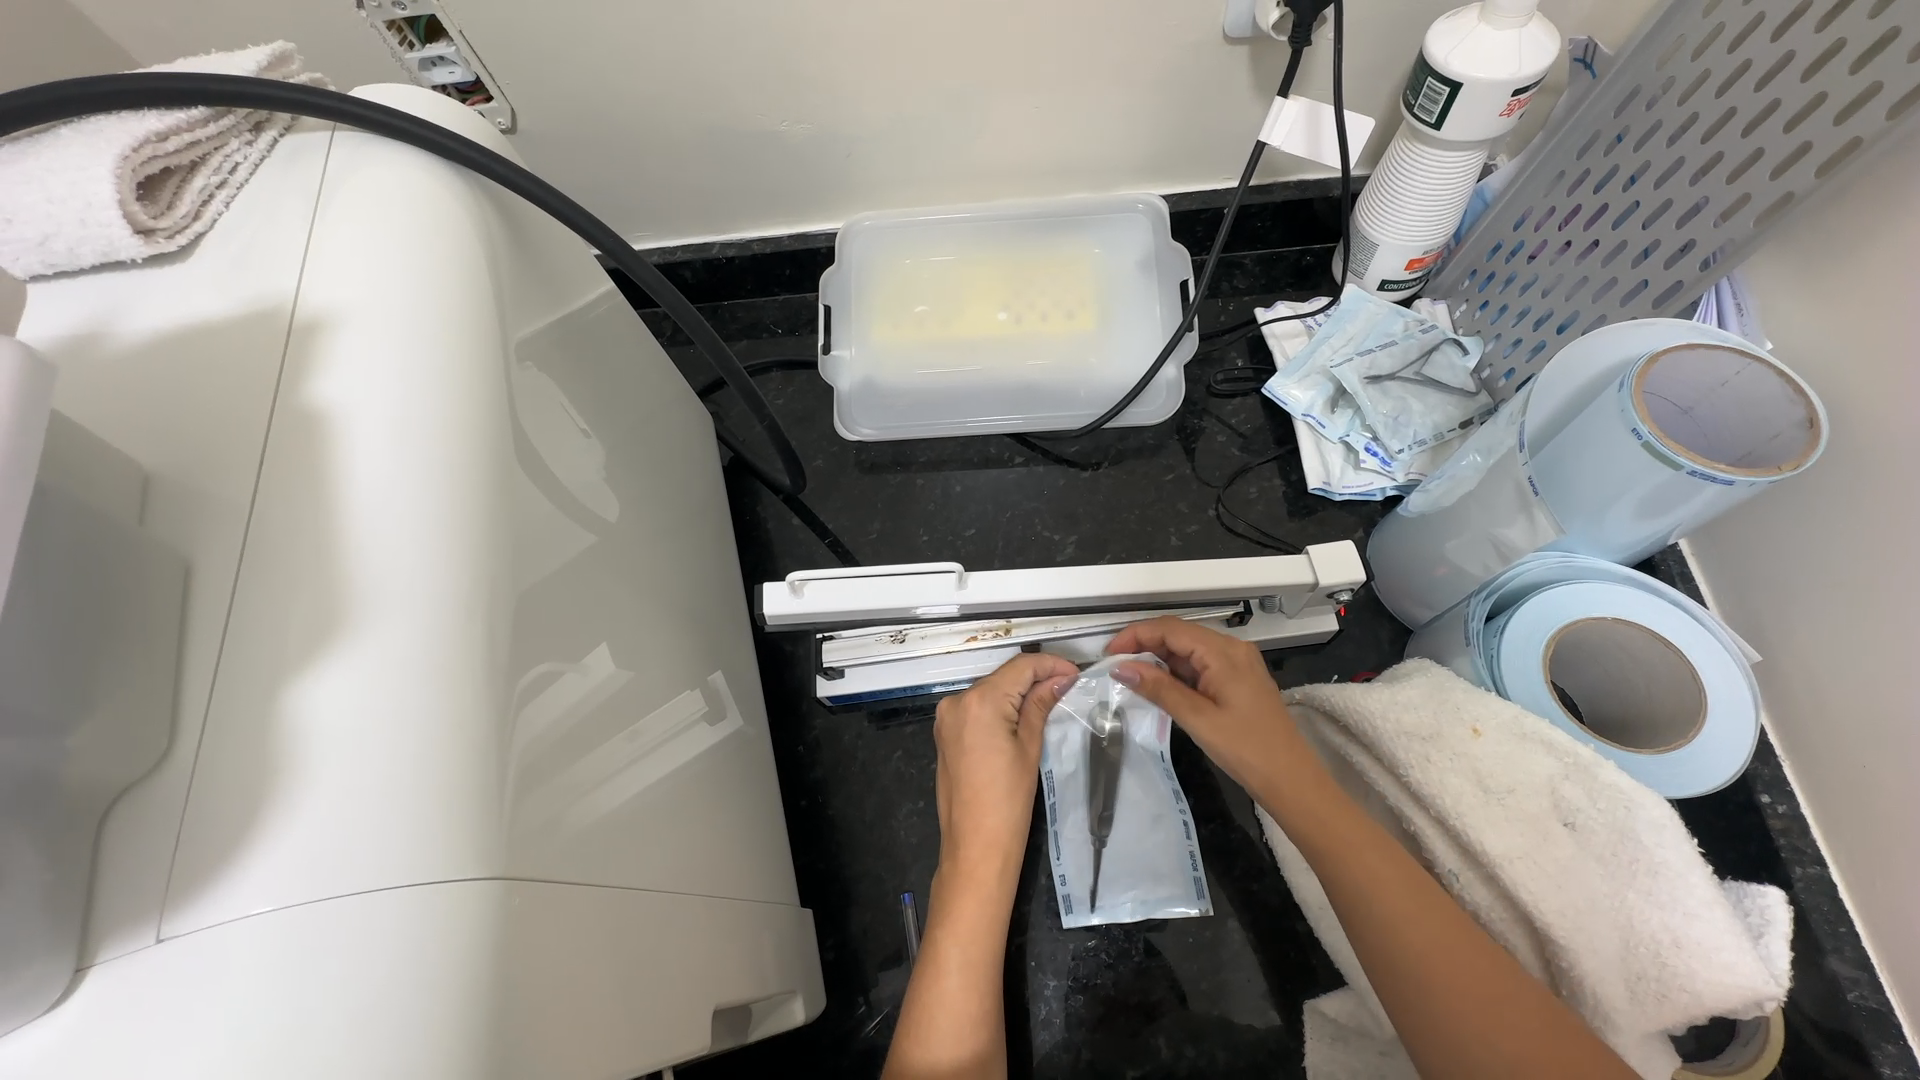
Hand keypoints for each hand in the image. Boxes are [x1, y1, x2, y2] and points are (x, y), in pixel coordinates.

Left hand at [932, 652, 1078, 888]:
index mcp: (979, 701)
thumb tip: (1060, 679)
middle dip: (1035, 678)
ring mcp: (946, 717)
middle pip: (1003, 677)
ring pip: (989, 691)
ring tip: (1050, 701)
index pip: (1020, 667)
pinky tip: (1022, 716)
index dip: (1050, 665)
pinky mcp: (944, 733)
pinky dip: (999, 707)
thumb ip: (1040, 705)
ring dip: (1017, 692)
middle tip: (1068, 686)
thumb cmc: (1008, 801)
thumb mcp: (1029, 748)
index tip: (1076, 673)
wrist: (975, 847)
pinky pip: (976, 708)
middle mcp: (956, 701)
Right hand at [1105, 617, 1311, 794]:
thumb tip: (1120, 667)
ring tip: (1130, 678)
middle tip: (1115, 668)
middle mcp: (1232, 648)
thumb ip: (1158, 688)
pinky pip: (1199, 664)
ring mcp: (1237, 663)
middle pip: (1178, 634)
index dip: (1134, 636)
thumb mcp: (1197, 718)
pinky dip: (1176, 672)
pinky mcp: (1237, 678)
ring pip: (1187, 649)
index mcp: (1223, 652)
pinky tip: (1158, 686)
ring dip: (1158, 660)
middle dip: (1143, 646)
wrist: (1291, 779)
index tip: (1108, 655)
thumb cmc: (1246, 748)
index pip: (1169, 628)